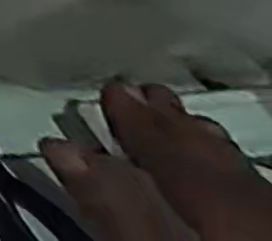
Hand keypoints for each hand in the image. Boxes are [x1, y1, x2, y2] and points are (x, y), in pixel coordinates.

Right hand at [40, 81, 271, 240]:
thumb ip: (110, 205)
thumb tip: (65, 150)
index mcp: (215, 209)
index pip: (167, 151)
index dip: (134, 120)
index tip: (112, 90)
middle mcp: (256, 216)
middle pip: (218, 168)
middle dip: (179, 131)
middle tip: (149, 96)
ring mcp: (271, 230)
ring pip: (250, 187)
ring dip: (211, 153)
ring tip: (188, 128)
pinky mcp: (271, 237)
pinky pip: (263, 206)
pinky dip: (240, 185)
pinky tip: (234, 182)